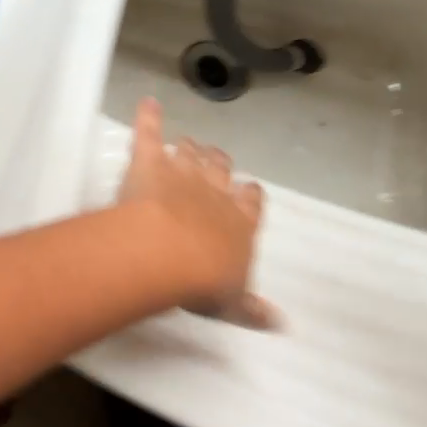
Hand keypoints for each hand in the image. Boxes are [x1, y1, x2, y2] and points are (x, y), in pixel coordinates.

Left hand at [120, 98, 278, 329]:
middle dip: (219, 164)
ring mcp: (182, 173)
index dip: (247, 196)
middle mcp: (215, 193)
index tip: (246, 190)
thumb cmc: (200, 282)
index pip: (251, 203)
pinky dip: (148, 117)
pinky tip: (147, 103)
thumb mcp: (230, 302)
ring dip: (190, 148)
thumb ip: (251, 309)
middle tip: (214, 160)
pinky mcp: (148, 161)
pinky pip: (149, 133)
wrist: (166, 252)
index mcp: (240, 225)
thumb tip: (279, 324)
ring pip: (190, 154)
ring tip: (188, 143)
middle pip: (222, 170)